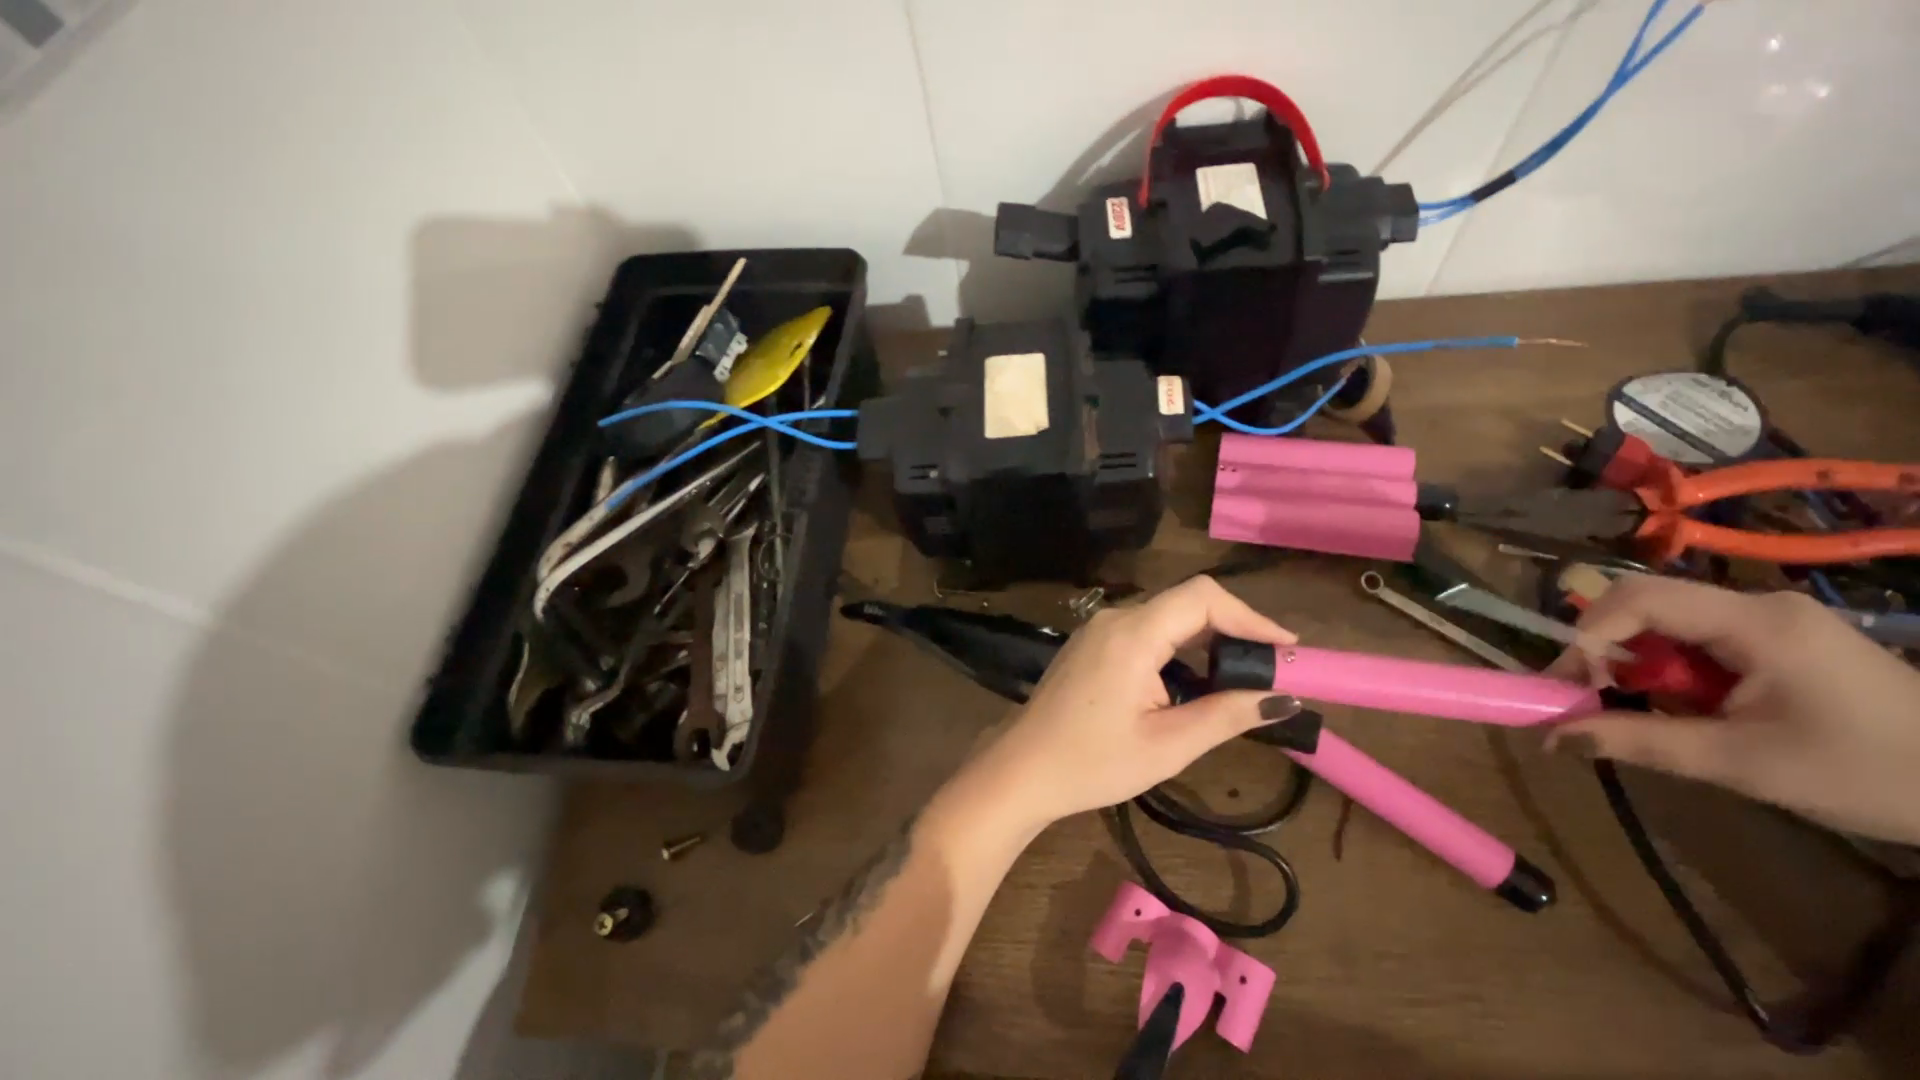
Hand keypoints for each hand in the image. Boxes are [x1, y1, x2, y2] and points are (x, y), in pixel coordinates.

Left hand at [965, 576, 1297, 832]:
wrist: (1021, 772)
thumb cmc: (1092, 763)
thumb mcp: (1168, 746)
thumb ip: (1227, 715)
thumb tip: (1283, 698)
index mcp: (1132, 635)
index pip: (1203, 597)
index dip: (1250, 616)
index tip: (1286, 649)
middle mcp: (1115, 620)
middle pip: (1186, 604)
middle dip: (1234, 631)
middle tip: (1270, 671)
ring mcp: (1099, 631)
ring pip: (1167, 619)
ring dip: (1206, 644)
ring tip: (1240, 682)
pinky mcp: (1091, 646)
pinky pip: (1146, 634)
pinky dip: (1179, 651)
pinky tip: (1195, 685)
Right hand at [1547, 575, 1919, 844]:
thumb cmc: (1867, 772)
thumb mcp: (1741, 764)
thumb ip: (1639, 742)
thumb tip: (1551, 738)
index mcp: (1755, 622)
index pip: (1637, 599)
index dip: (1586, 636)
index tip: (1566, 688)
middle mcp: (1757, 605)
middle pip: (1646, 604)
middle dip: (1602, 649)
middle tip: (1582, 699)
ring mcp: (1771, 620)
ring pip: (1667, 623)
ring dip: (1637, 664)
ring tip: (1633, 712)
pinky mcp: (1780, 639)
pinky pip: (1697, 639)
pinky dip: (1671, 671)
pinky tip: (1682, 708)